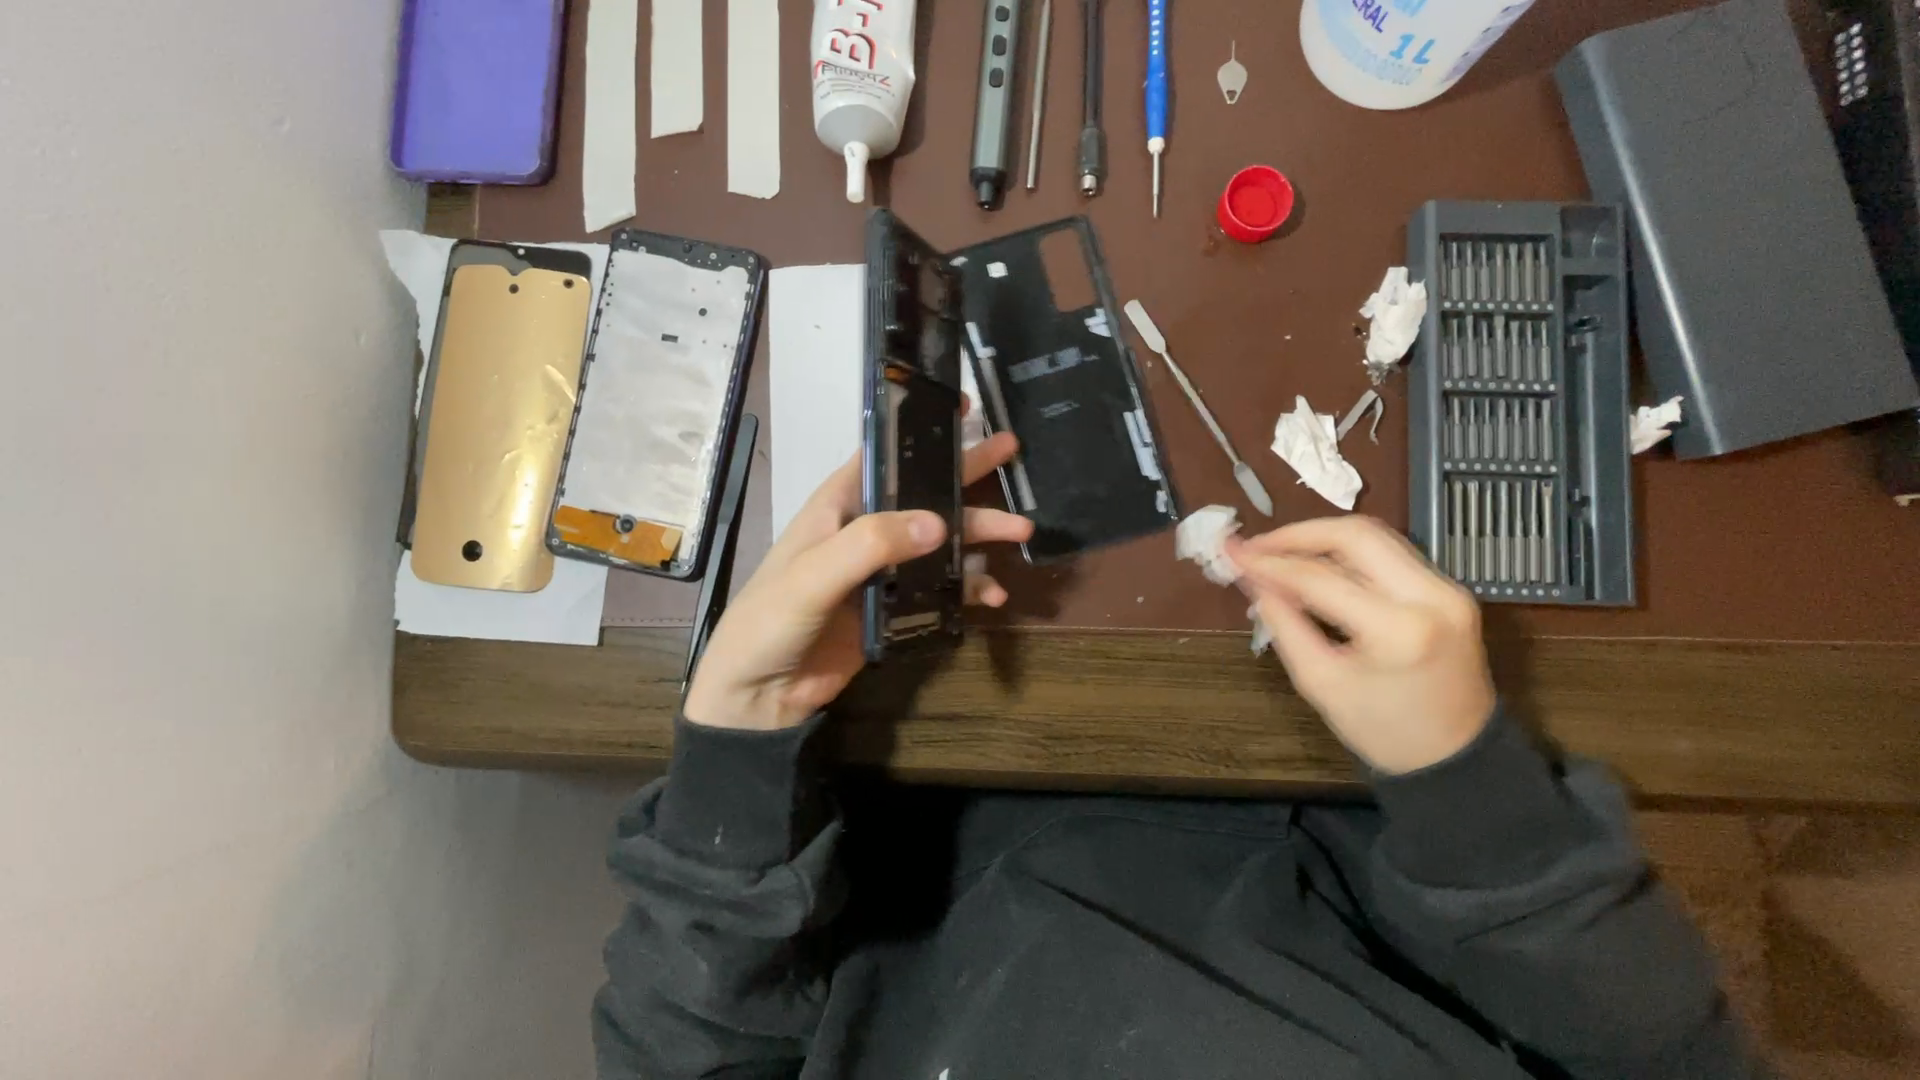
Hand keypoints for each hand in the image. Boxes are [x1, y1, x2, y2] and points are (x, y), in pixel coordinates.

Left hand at [682, 432, 1033, 731]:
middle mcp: (865, 529)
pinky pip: (941, 590)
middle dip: (968, 474)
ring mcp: (883, 570)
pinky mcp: (895, 607)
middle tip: (1013, 449)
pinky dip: (968, 588)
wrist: (759, 694)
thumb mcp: (813, 576)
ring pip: (942, 540)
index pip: (883, 455)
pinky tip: (993, 596)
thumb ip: (871, 545)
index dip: (920, 430)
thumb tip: (939, 522)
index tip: (964, 409)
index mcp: (838, 506)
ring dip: (979, 535)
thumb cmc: (771, 622)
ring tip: (1022, 531)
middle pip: (925, 493)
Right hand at [1227, 516, 1495, 774]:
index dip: (1270, 563)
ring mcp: (1447, 589)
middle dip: (1298, 534)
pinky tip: (1315, 566)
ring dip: (1322, 538)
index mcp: (1397, 629)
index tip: (1232, 553)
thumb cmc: (1382, 731)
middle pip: (1356, 535)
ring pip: (1375, 536)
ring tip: (1279, 552)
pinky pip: (1389, 554)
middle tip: (1257, 545)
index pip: (1320, 578)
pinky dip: (1346, 553)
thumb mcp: (1320, 683)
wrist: (1455, 757)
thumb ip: (1284, 625)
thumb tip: (1254, 580)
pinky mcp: (1448, 589)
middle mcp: (1430, 596)